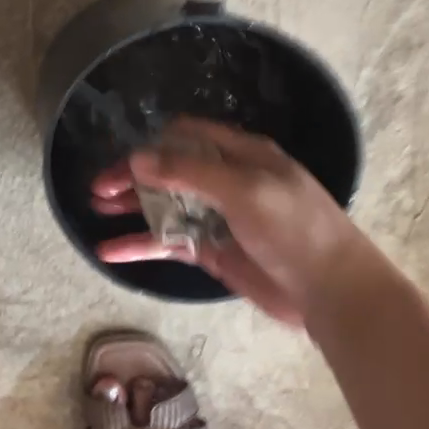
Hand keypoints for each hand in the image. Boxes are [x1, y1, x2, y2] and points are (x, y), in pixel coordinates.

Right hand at [91, 119, 372, 326]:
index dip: (151, 145)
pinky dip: (140, 245)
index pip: (186, 137)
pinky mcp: (212, 252)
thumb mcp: (244, 190)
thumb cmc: (295, 229)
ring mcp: (218, 218)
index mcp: (241, 155)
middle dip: (132, 177)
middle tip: (97, 189)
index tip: (121, 162)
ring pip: (165, 206)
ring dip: (132, 208)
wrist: (332, 291)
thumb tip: (137, 158)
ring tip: (96, 210)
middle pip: (169, 171)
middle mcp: (226, 181)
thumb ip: (189, 172)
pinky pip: (169, 243)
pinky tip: (110, 251)